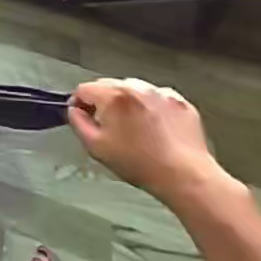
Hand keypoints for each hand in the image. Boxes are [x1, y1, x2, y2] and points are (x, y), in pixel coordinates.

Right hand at [67, 77, 237, 206]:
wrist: (184, 176)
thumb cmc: (140, 163)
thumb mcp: (95, 145)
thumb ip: (77, 122)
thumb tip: (75, 111)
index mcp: (114, 96)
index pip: (84, 88)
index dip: (78, 102)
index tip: (82, 115)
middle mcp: (138, 88)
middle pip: (108, 85)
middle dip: (102, 101)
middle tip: (107, 124)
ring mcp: (161, 94)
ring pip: (132, 89)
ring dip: (126, 102)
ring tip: (132, 127)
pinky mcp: (180, 103)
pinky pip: (155, 97)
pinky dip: (149, 107)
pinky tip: (151, 127)